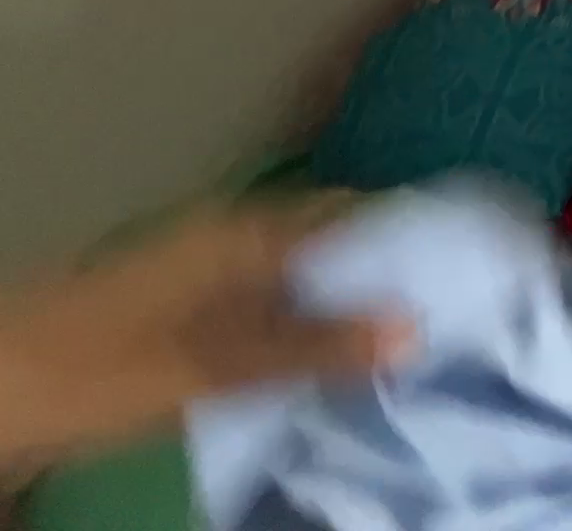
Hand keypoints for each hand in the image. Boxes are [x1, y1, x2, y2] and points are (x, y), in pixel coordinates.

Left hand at [0, 196, 410, 464]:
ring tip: (410, 326)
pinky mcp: (204, 297)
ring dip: (360, 294)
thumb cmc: (97, 364)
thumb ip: (316, 347)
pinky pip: (287, 291)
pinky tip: (339, 345)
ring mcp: (222, 263)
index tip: (468, 264)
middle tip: (450, 303)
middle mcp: (246, 232)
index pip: (365, 212)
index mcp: (256, 229)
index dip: (420, 233)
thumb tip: (420, 334)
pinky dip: (321, 312)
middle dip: (397, 268)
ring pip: (318, 266)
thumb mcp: (213, 364)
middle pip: (346, 237)